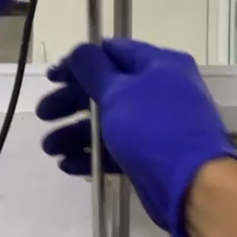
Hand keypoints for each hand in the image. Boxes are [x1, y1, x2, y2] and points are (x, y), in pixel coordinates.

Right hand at [37, 40, 236, 236]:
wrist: (193, 186)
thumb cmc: (154, 129)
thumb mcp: (118, 93)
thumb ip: (93, 70)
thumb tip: (80, 51)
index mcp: (158, 65)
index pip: (112, 53)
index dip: (78, 63)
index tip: (52, 78)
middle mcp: (158, 90)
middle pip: (105, 89)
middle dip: (71, 102)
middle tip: (44, 114)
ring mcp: (154, 125)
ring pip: (107, 121)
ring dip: (75, 132)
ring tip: (50, 148)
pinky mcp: (148, 155)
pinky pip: (114, 148)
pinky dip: (91, 154)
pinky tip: (67, 164)